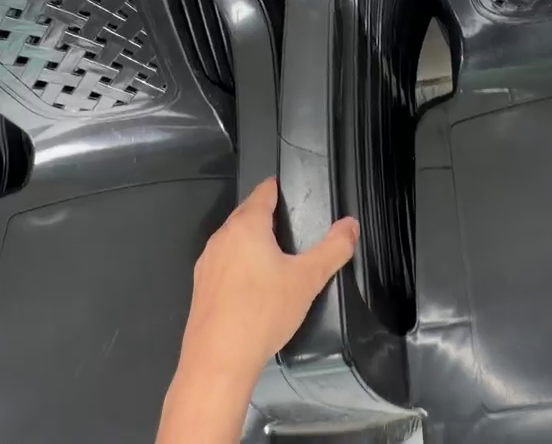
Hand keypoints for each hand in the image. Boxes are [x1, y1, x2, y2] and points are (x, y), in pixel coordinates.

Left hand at [174, 177, 359, 391]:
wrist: (217, 364)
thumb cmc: (263, 313)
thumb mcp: (308, 279)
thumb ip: (333, 249)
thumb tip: (351, 225)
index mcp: (247, 226)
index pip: (263, 191)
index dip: (280, 188)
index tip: (293, 192)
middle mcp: (222, 238)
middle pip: (247, 213)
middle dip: (268, 214)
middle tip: (293, 224)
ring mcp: (206, 264)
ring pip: (233, 239)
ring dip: (252, 241)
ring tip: (276, 255)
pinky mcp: (200, 288)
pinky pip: (223, 264)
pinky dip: (239, 264)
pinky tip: (254, 286)